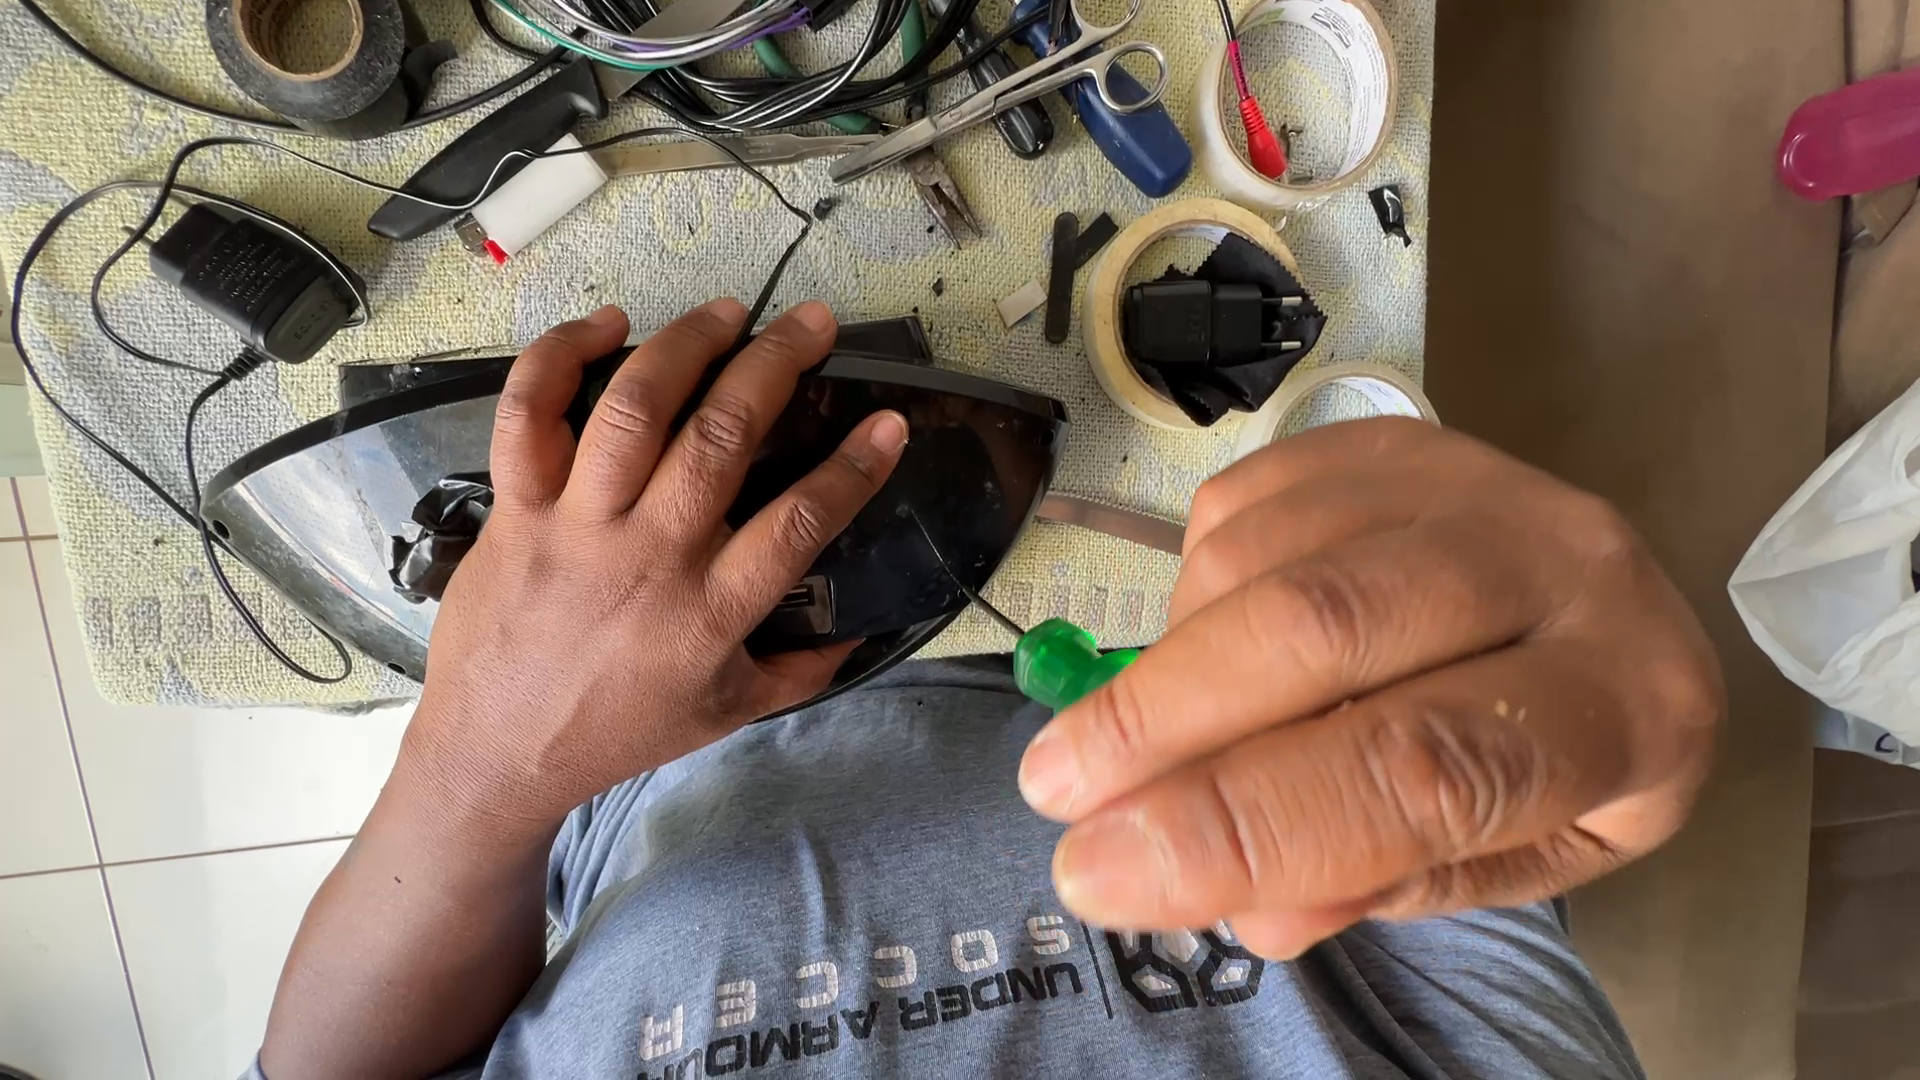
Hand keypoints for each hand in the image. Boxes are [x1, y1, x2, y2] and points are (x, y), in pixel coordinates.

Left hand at [403, 299, 906, 835]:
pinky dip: (561, 355)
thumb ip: (805, 671)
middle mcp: (649, 554)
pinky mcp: (514, 507)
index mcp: (711, 610)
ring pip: (633, 409)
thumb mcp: (732, 712)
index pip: (800, 522)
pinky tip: (608, 324)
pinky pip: (527, 414)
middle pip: (721, 438)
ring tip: (728, 312)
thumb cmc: (624, 731)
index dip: (854, 467)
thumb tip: (862, 629)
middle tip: (812, 323)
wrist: (496, 755)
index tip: (888, 422)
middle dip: (776, 365)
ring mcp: (575, 523)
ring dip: (687, 345)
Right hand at [1017, 418, 1721, 956]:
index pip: (1416, 774)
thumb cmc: (1551, 744)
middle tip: (1053, 782)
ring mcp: (1454, 477)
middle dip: (1160, 714)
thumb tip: (1244, 910)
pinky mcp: (1374, 438)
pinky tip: (1223, 627)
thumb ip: (1378, 877)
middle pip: (1316, 627)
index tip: (1097, 870)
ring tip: (1186, 707)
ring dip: (1173, 655)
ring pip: (1251, 561)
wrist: (1577, 591)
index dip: (1242, 827)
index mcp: (1618, 703)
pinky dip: (1190, 588)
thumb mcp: (1500, 848)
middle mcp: (1550, 561)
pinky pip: (1228, 508)